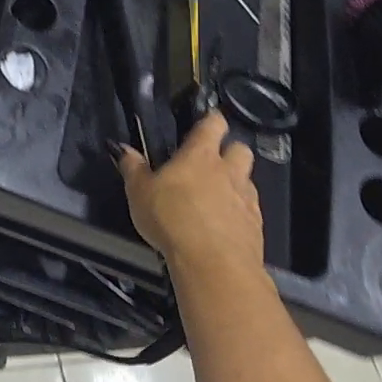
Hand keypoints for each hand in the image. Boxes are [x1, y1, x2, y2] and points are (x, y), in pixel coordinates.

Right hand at [116, 112, 263, 279]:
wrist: (213, 262)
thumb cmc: (171, 218)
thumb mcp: (138, 192)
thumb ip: (133, 168)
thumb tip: (124, 149)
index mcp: (199, 156)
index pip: (213, 125)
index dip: (211, 119)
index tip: (207, 119)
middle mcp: (228, 171)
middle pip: (240, 149)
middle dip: (230, 150)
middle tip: (211, 161)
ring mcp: (247, 199)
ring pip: (247, 179)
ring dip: (235, 181)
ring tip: (215, 194)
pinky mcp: (256, 225)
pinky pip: (250, 207)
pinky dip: (238, 209)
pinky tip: (222, 221)